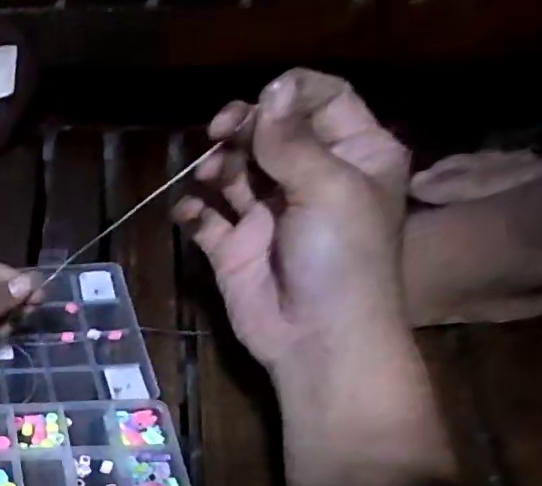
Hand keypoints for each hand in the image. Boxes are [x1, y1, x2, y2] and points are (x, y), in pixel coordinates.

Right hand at [173, 69, 411, 376]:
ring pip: (236, 173)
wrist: (316, 337)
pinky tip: (188, 211)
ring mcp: (267, 217)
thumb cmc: (341, 258)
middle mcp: (308, 180)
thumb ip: (292, 143)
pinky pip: (207, 221)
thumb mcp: (329, 189)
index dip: (289, 94)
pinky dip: (194, 211)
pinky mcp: (234, 250)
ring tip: (207, 172)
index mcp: (353, 155)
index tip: (259, 102)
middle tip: (219, 130)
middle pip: (270, 134)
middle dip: (243, 127)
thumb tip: (268, 92)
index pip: (322, 101)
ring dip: (218, 165)